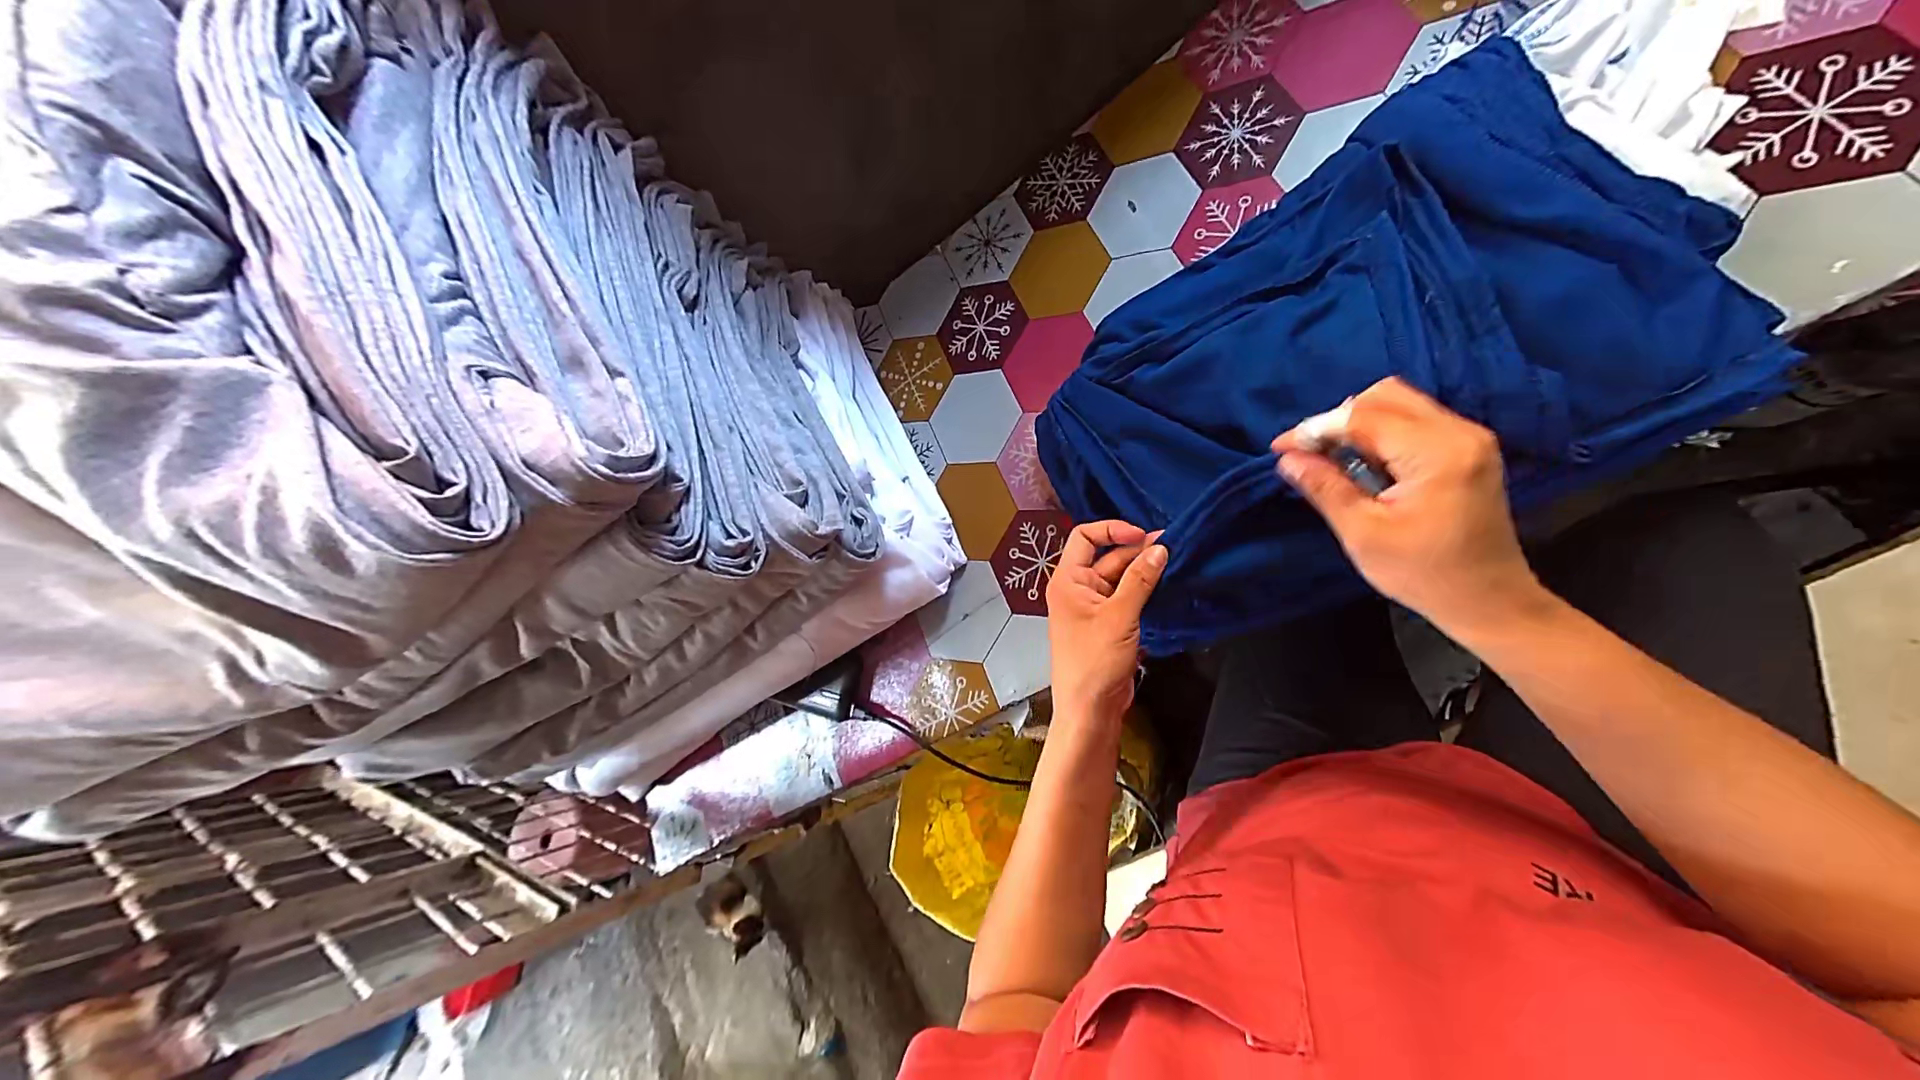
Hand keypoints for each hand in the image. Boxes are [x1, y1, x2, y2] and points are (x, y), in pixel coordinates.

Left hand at [1045, 521, 1166, 720]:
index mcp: (1068, 580)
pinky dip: (1145, 591)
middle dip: (1138, 551)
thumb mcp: (1120, 617)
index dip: (1113, 529)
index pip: (1085, 537)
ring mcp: (1093, 607)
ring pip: (1121, 578)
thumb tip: (1159, 549)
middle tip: (1173, 548)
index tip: (1143, 534)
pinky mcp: (1108, 623)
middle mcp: (1077, 589)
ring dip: (1144, 572)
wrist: (1089, 709)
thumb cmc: (1093, 663)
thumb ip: (1140, 580)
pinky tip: (1168, 587)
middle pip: (1109, 557)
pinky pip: (1127, 598)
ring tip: (1176, 565)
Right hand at [1272, 377, 1544, 635]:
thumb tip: (1287, 458)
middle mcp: (1460, 433)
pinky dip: (1379, 433)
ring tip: (1331, 459)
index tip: (1280, 449)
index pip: (1364, 418)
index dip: (1315, 429)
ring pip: (1399, 404)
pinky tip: (1361, 462)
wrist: (1488, 599)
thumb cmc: (1422, 573)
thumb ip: (1325, 488)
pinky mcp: (1467, 448)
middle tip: (1310, 453)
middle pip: (1385, 396)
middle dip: (1338, 419)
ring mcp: (1469, 438)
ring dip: (1357, 424)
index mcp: (1437, 454)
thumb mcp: (1363, 534)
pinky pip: (1413, 420)